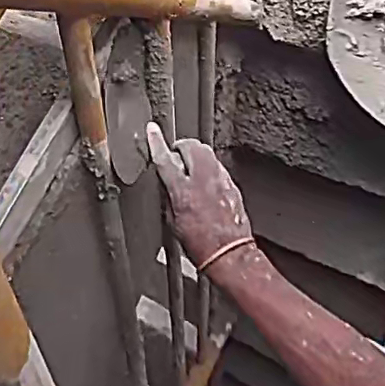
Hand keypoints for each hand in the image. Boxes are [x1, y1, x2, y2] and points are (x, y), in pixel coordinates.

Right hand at [145, 123, 251, 267]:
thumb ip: (169, 196)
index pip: (165, 158)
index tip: (152, 130)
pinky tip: (206, 183)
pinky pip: (218, 168)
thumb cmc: (200, 245)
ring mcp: (220, 181)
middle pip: (191, 146)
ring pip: (207, 153)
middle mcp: (202, 181)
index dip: (156, 141)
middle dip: (181, 148)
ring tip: (191, 168)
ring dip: (196, 156)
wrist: (229, 255)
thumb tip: (167, 182)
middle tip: (176, 157)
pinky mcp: (232, 186)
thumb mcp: (172, 221)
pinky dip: (209, 169)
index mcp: (182, 191)